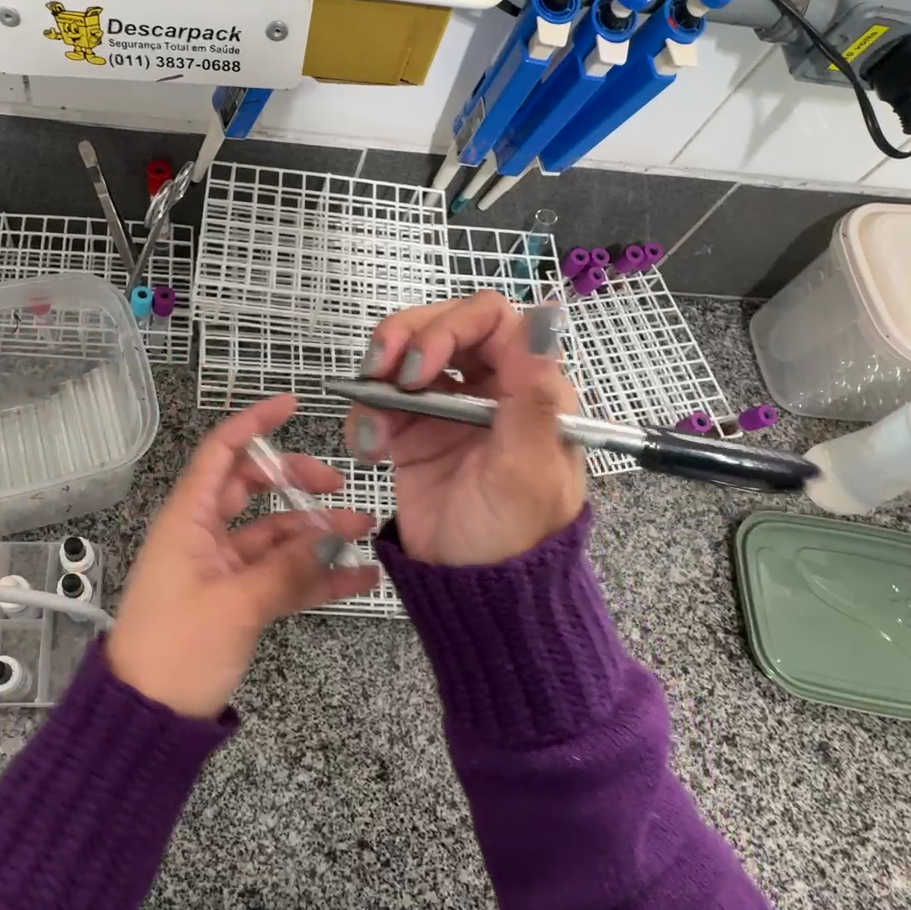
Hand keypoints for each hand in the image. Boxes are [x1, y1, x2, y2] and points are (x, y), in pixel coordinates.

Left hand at [107, 395, 381, 717]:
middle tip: (338, 485)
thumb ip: (288, 567)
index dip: (253, 425)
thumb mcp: (234, 605)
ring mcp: (222, 570)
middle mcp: (203, 537)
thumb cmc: (175, 650)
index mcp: (187, 521)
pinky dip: (315, 576)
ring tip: (365, 529)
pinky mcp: (237, 602)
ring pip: (274, 536)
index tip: (291, 404)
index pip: (220, 454)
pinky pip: (281, 577)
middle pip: (252, 490)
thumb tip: (333, 534)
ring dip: (316, 532)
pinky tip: (358, 577)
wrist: (146, 717)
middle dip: (295, 482)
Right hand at [348, 292, 586, 565]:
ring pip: (406, 357)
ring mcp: (446, 410)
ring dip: (378, 375)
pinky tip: (368, 449)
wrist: (471, 588)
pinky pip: (380, 403)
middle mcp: (487, 388)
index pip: (493, 321)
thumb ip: (530, 400)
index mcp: (528, 387)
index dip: (451, 326)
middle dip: (405, 338)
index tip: (420, 366)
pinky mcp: (412, 434)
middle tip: (380, 370)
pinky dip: (365, 416)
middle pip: (443, 326)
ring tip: (369, 414)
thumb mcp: (526, 472)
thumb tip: (545, 322)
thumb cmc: (513, 535)